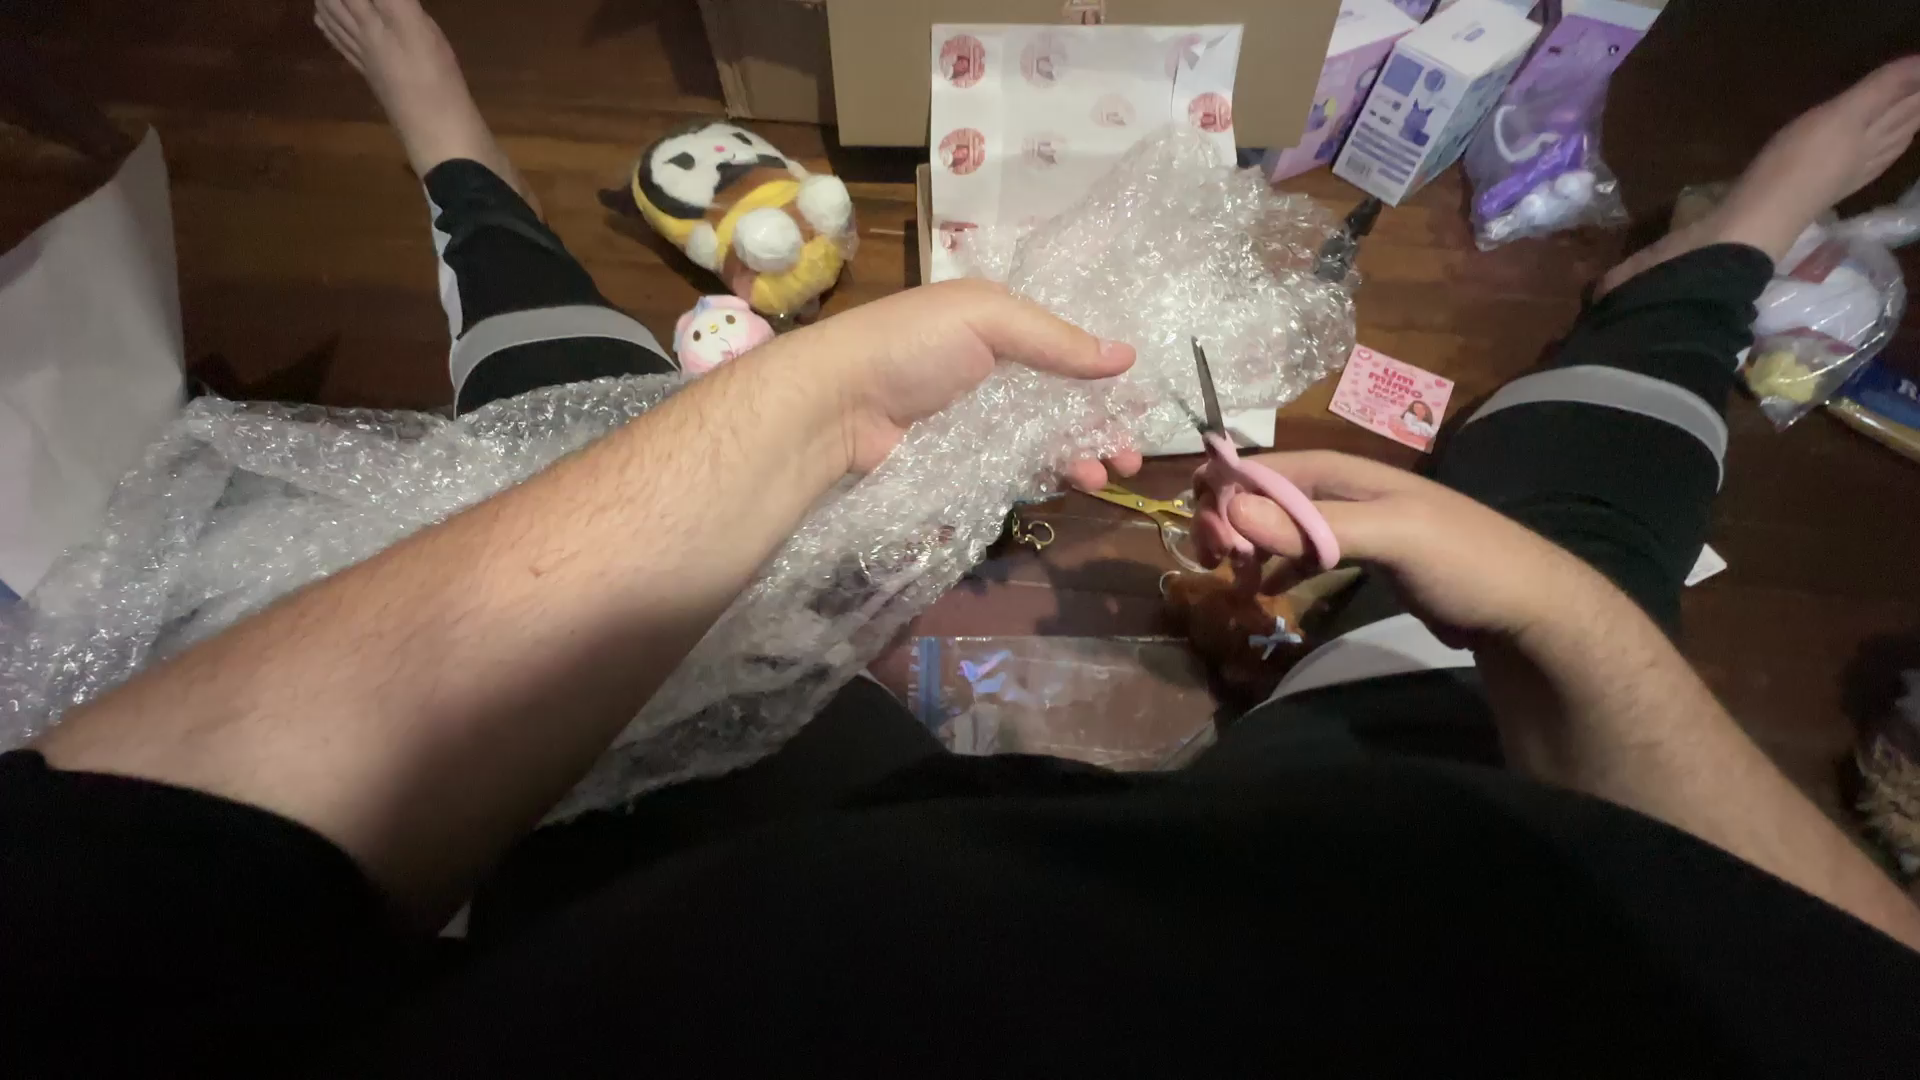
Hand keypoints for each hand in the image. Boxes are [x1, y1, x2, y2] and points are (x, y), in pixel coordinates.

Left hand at [757, 279, 1144, 490]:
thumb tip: (1126, 356)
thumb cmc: (912, 347)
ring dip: (1081, 454)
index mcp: (997, 328)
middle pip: (1060, 403)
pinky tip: (1073, 481)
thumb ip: (1055, 339)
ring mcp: (975, 422)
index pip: (1064, 350)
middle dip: (1101, 426)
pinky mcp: (959, 461)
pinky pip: (1014, 467)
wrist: (838, 404)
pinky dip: (1047, 474)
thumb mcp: (986, 319)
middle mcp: (990, 374)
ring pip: (1042, 440)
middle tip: (1134, 455)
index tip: (1139, 404)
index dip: (1102, 377)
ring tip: (1110, 474)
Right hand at [1211, 451, 1607, 644]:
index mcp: (1339, 472)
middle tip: (1216, 563)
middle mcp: (1334, 491)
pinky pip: (1294, 553)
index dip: (1224, 497)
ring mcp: (1342, 523)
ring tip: (1235, 580)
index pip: (1259, 469)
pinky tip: (1263, 591)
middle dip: (1228, 523)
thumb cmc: (1463, 561)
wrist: (1526, 609)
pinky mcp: (1351, 554)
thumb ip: (1313, 525)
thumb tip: (1233, 510)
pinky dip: (1271, 568)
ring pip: (1272, 525)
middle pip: (1258, 496)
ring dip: (1245, 546)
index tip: (1212, 539)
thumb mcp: (1390, 536)